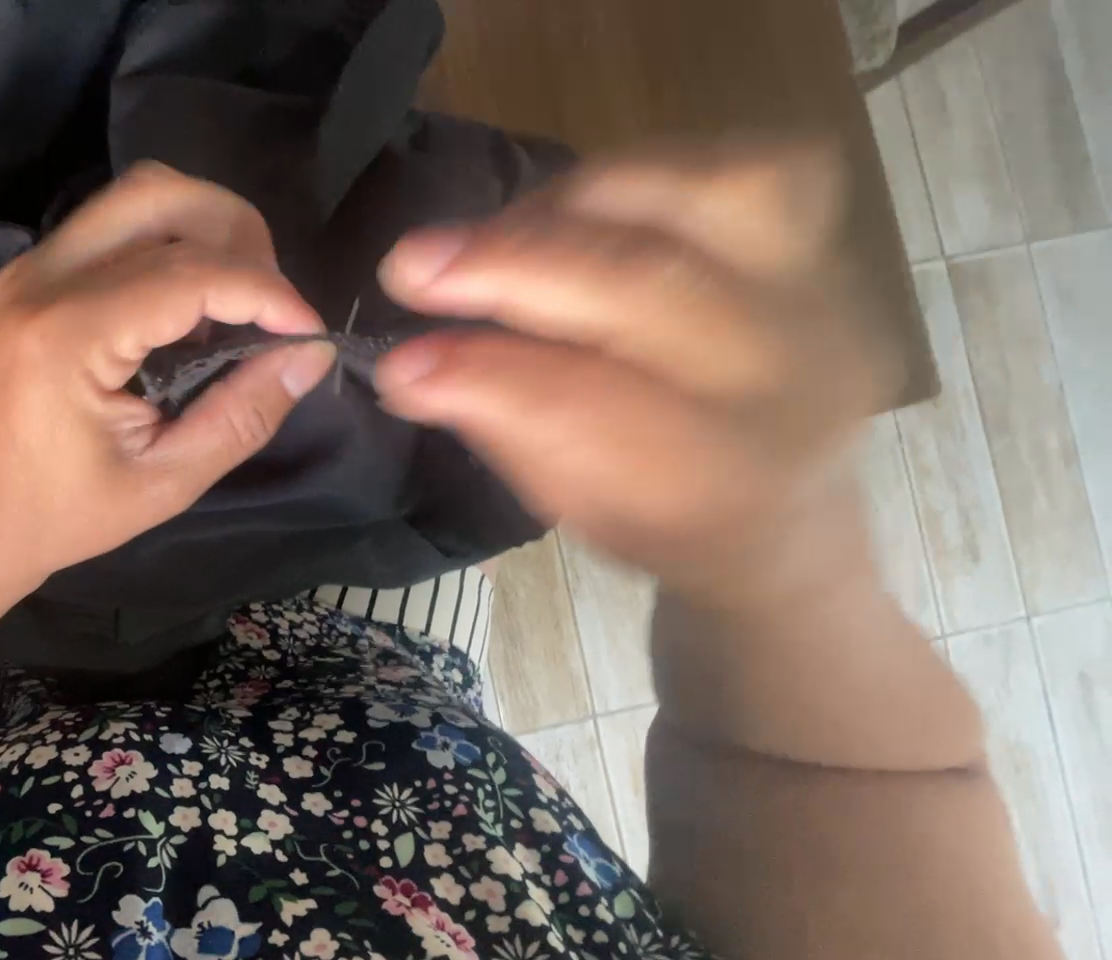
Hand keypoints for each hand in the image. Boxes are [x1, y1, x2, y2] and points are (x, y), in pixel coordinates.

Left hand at [0, 163, 335, 589]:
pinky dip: (170, 243)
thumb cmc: (71, 513)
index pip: (187, 274)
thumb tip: (311, 353)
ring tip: (238, 300)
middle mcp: (41, 280)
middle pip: (161, 198)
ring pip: (138, 197)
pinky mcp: (32, 275)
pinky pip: (115, 223)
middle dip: (239, 240)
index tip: (308, 330)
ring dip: (206, 230)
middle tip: (271, 309)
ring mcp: (30, 269)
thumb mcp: (168, 480)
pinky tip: (191, 306)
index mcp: (67, 336)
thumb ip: (243, 414)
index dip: (264, 292)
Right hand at [372, 142, 904, 609]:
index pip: (583, 403)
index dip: (481, 372)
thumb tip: (410, 367)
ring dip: (580, 204)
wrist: (784, 518)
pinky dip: (649, 179)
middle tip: (415, 262)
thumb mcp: (568, 506)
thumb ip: (500, 428)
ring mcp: (820, 301)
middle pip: (646, 286)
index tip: (399, 361)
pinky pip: (758, 170)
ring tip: (500, 234)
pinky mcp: (826, 252)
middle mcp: (784, 379)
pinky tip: (577, 212)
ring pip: (718, 196)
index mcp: (708, 477)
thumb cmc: (654, 522)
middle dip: (514, 265)